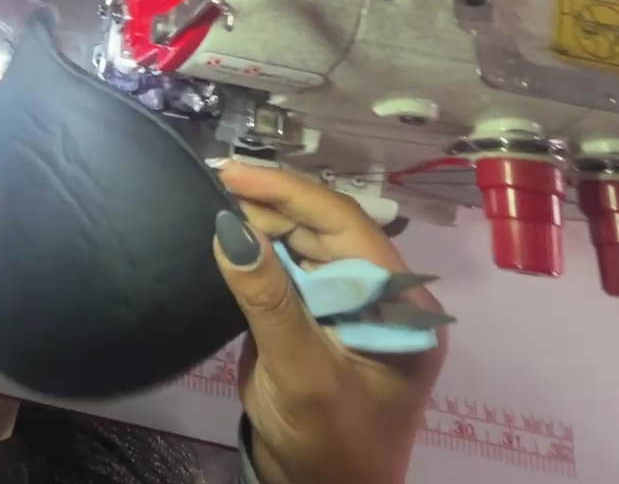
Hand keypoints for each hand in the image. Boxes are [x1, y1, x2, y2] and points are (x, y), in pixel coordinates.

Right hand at [212, 163, 445, 483]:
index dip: (290, 193)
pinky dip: (258, 243)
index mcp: (402, 310)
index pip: (347, 227)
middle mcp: (382, 296)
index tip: (233, 174)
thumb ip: (268, 299)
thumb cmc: (327, 444)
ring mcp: (349, 303)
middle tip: (215, 185)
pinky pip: (289, 262)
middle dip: (271, 202)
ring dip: (262, 218)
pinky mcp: (317, 311)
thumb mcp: (300, 374)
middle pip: (325, 226)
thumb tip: (228, 228)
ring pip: (304, 238)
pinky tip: (230, 230)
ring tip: (216, 199)